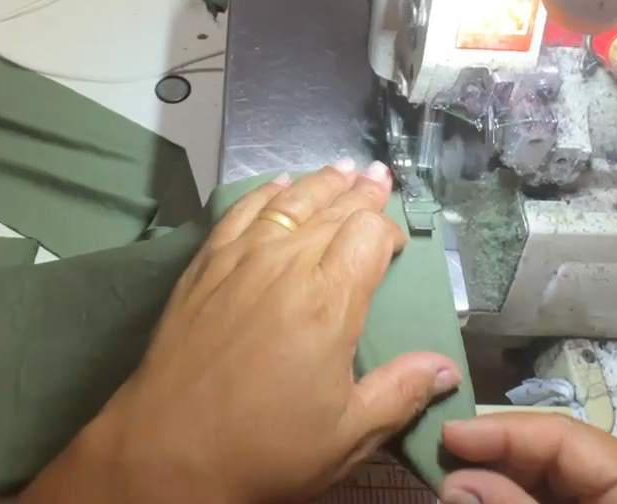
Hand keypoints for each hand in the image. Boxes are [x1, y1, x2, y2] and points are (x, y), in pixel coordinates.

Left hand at [21, 160, 462, 503]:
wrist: (169, 448)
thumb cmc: (266, 447)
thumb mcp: (346, 435)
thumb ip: (400, 393)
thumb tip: (446, 367)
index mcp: (330, 300)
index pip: (370, 236)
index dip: (390, 231)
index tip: (397, 244)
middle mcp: (288, 262)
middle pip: (334, 210)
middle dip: (363, 193)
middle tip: (380, 175)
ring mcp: (243, 255)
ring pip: (292, 201)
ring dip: (322, 182)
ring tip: (343, 168)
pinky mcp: (209, 260)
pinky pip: (243, 210)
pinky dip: (267, 192)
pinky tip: (280, 184)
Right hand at [439, 414, 616, 503]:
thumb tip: (453, 480)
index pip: (561, 434)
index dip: (500, 429)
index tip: (446, 433)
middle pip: (555, 456)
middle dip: (496, 458)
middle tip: (440, 462)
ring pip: (552, 483)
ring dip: (502, 483)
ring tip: (455, 485)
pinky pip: (560, 503)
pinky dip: (521, 502)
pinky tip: (488, 500)